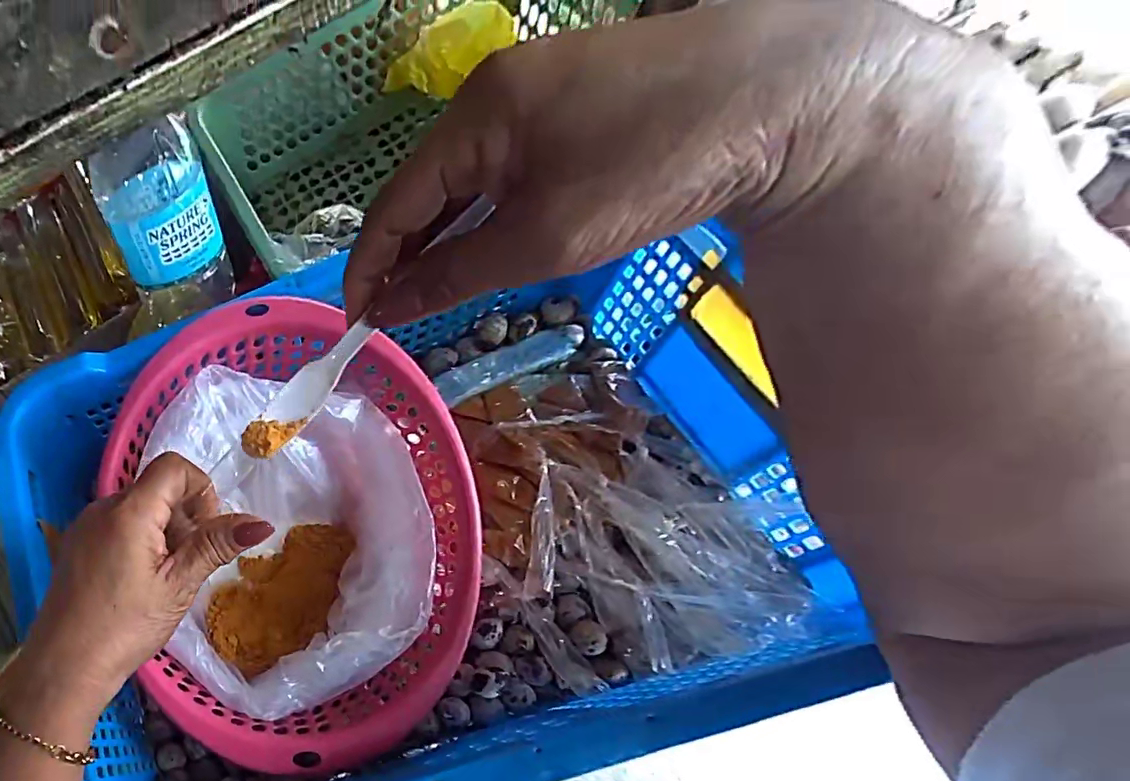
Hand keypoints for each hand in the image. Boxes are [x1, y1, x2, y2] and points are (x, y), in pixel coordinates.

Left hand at [18, 452, 272, 704]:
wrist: (65, 664)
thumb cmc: (126, 628)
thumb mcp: (178, 585)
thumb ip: (215, 545)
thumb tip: (261, 523)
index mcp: (129, 510)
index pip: (174, 467)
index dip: (202, 490)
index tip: (206, 533)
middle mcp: (102, 506)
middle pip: (157, 488)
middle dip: (184, 518)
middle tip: (187, 566)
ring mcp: (85, 524)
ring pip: (138, 508)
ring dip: (164, 532)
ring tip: (163, 580)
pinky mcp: (76, 543)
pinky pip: (117, 524)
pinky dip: (140, 541)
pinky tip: (139, 582)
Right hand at [344, 0, 992, 325]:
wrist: (794, 91)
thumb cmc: (653, 165)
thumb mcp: (542, 239)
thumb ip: (452, 277)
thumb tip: (385, 311)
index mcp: (474, 117)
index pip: (393, 204)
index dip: (367, 267)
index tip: (355, 320)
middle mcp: (488, 98)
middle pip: (418, 192)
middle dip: (397, 258)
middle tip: (386, 316)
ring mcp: (526, 97)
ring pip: (454, 185)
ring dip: (434, 243)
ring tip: (420, 296)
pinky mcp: (560, 108)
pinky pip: (492, 174)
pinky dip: (472, 220)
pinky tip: (469, 253)